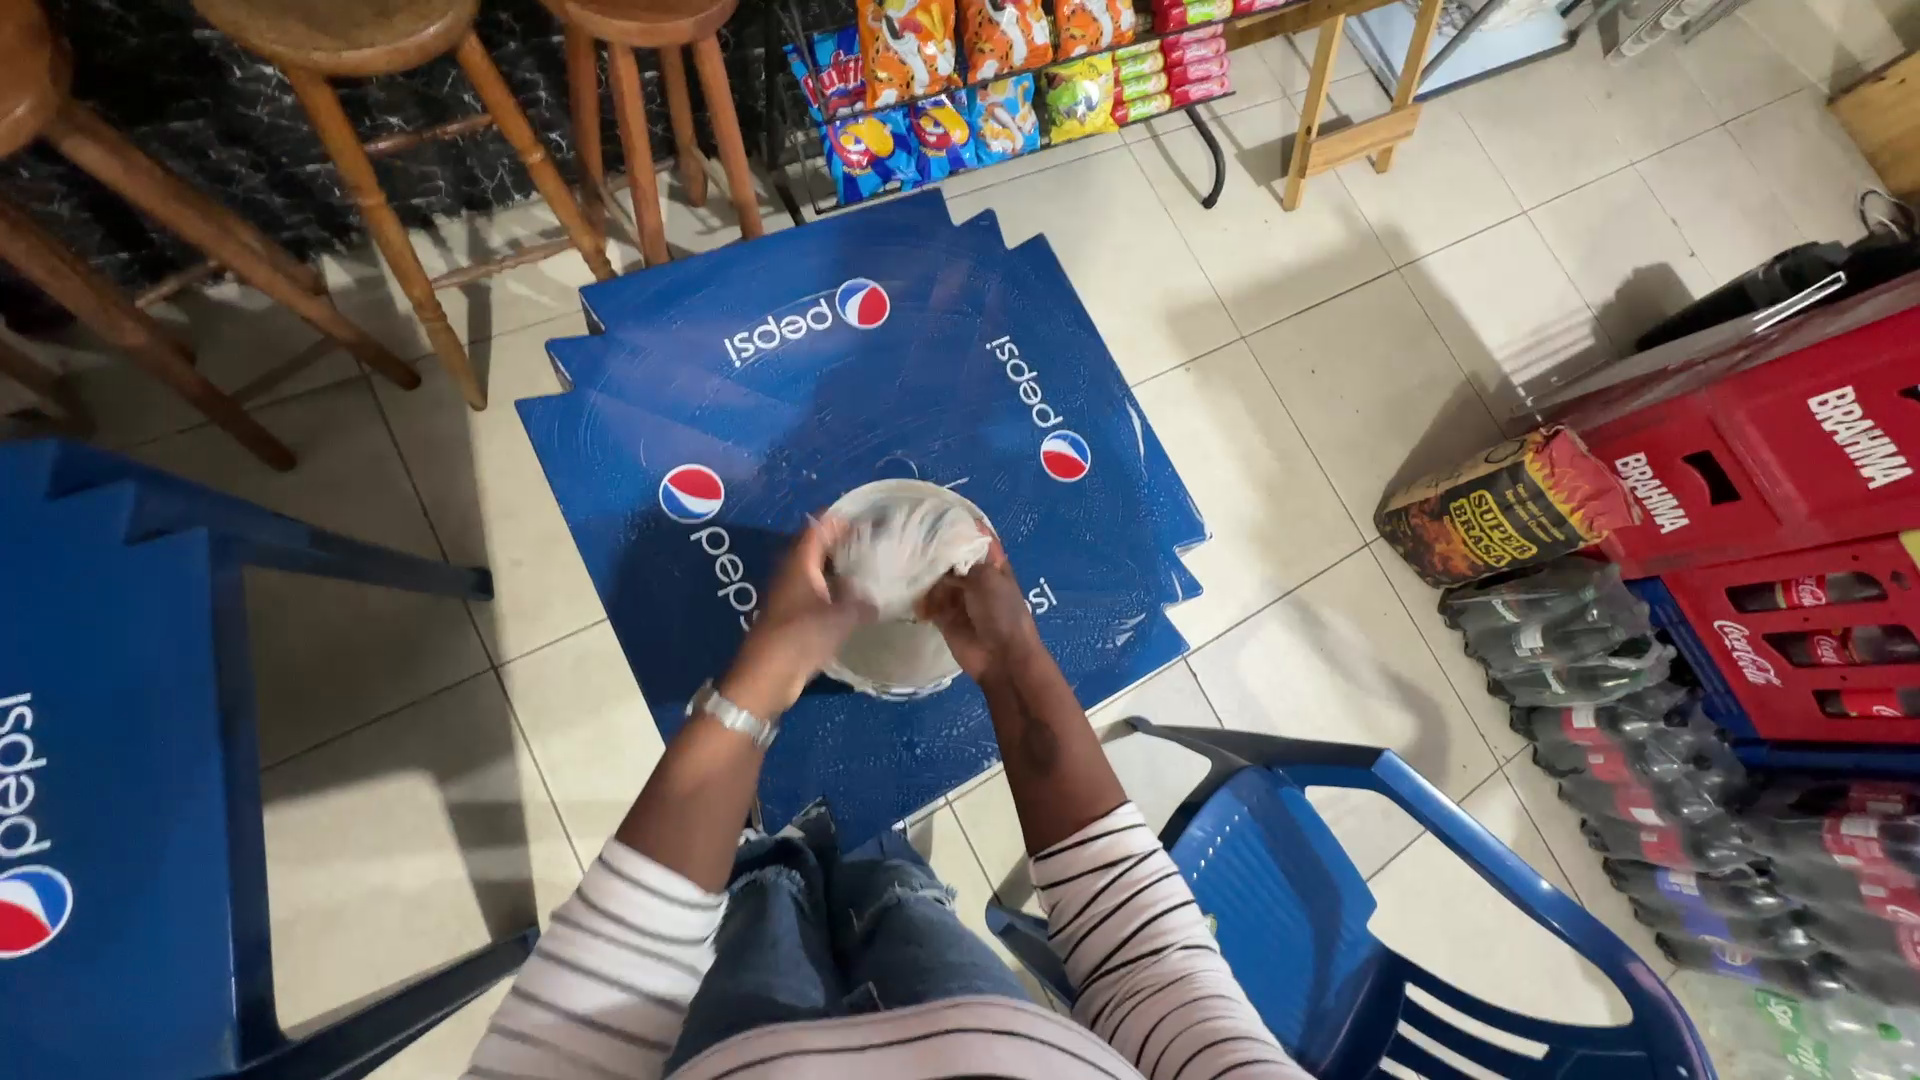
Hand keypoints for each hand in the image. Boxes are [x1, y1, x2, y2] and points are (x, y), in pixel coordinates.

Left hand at [719, 516, 873, 719]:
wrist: (767, 675)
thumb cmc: (801, 637)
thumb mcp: (841, 618)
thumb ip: (862, 604)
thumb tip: (876, 600)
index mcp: (800, 563)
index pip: (817, 529)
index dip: (838, 520)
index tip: (864, 519)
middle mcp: (792, 574)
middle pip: (816, 548)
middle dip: (841, 543)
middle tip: (872, 544)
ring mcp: (789, 596)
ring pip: (816, 572)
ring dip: (838, 569)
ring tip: (868, 570)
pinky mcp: (791, 617)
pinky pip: (816, 594)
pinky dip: (833, 592)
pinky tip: (853, 601)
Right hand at [916, 538, 1042, 683]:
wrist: (1001, 656)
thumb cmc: (1001, 612)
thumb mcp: (986, 578)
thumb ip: (961, 563)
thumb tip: (938, 561)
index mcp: (992, 564)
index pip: (976, 537)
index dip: (960, 525)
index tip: (936, 513)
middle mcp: (974, 577)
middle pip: (951, 558)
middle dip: (934, 551)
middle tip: (908, 538)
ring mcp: (959, 598)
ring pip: (936, 580)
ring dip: (923, 576)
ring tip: (902, 565)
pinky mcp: (944, 617)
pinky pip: (928, 603)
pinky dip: (919, 600)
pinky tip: (907, 593)